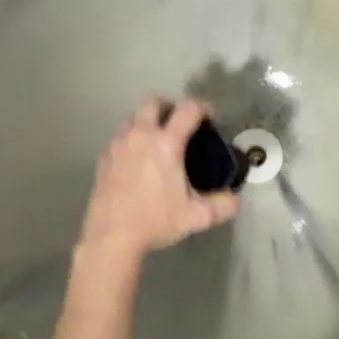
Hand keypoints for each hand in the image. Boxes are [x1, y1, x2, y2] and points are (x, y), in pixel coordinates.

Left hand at [77, 98, 240, 265]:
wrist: (111, 237)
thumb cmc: (155, 221)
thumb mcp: (196, 217)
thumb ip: (222, 205)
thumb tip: (235, 199)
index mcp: (166, 143)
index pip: (188, 109)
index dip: (203, 108)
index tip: (210, 118)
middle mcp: (141, 135)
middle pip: (154, 101)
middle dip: (170, 106)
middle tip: (180, 124)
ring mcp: (118, 144)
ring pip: (133, 116)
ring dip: (148, 120)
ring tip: (157, 141)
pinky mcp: (104, 156)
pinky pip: (120, 135)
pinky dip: (132, 137)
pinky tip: (137, 159)